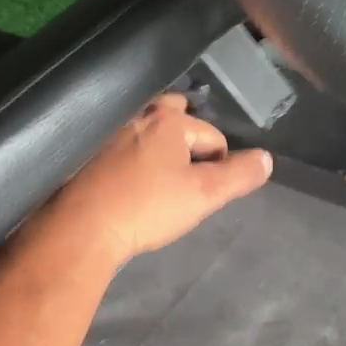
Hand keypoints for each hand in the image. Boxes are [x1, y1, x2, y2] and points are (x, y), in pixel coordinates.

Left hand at [35, 94, 271, 264]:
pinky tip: (126, 181)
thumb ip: (240, 175)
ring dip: (155, 144)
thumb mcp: (204, 195)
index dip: (219, 164)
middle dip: (186, 138)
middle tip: (184, 172)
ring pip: (143, 128)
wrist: (78, 230)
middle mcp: (136, 115)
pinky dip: (128, 154)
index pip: (213, 137)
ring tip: (158, 177)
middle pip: (174, 116)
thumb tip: (267, 159)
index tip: (206, 191)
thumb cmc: (146, 207)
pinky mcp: (80, 151)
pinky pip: (117, 143)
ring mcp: (104, 131)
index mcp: (169, 122)